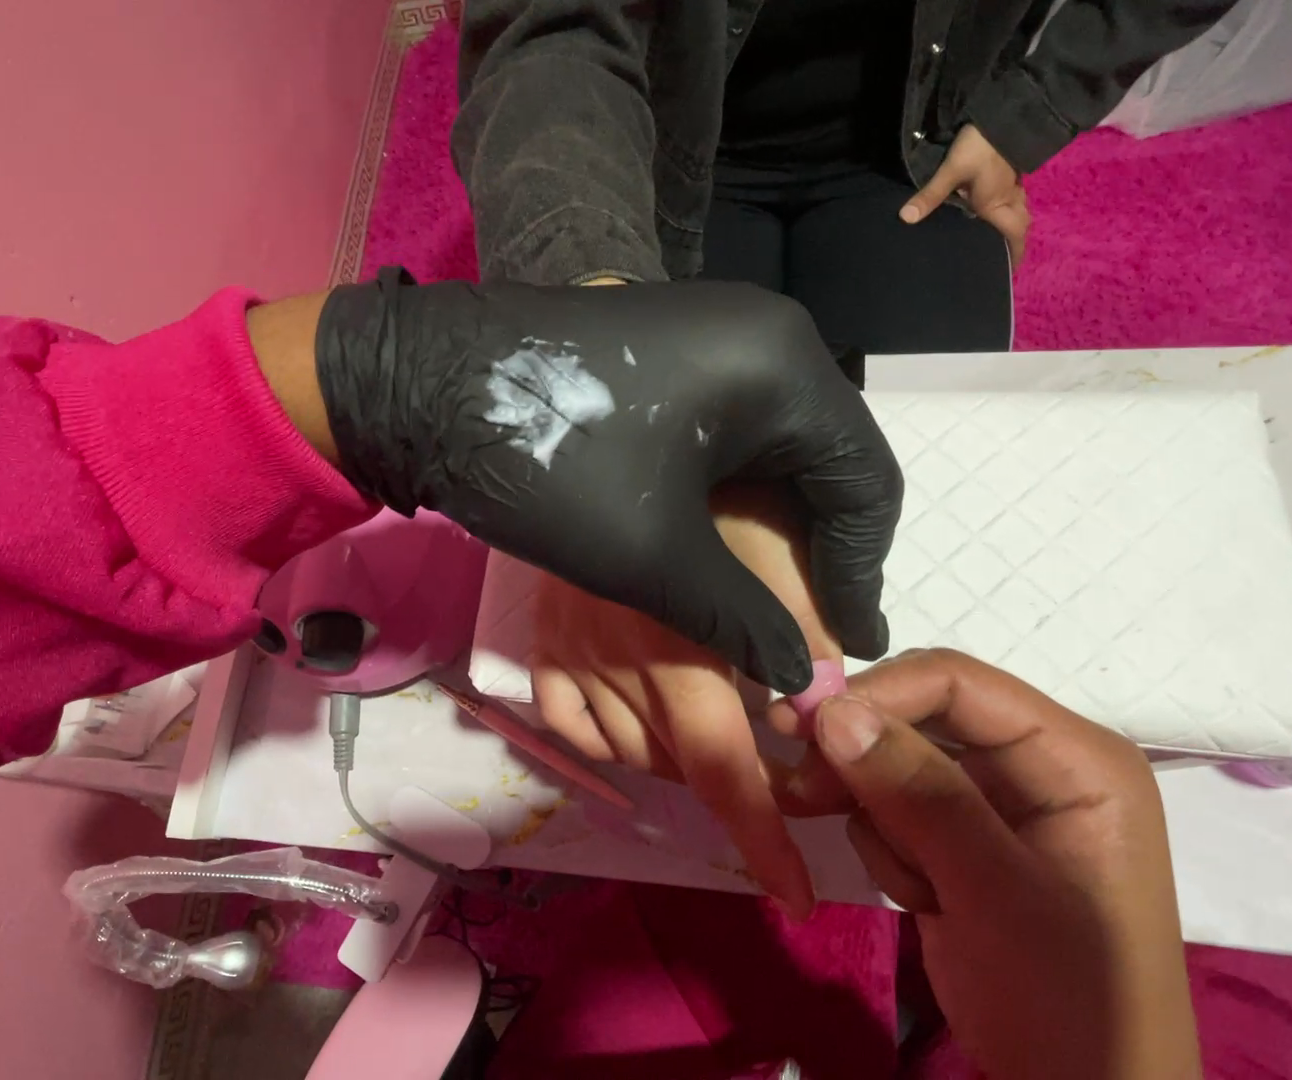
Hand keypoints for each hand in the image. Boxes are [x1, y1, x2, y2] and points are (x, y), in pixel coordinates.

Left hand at [314, 268, 902, 693]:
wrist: (425, 386)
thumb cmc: (551, 465)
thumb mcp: (653, 556)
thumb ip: (741, 619)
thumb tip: (800, 679)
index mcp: (783, 366)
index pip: (866, 484)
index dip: (860, 574)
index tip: (848, 647)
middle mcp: (767, 335)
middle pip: (828, 462)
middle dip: (820, 553)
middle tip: (810, 633)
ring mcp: (716, 335)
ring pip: (779, 450)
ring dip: (776, 528)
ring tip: (770, 606)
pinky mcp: (673, 352)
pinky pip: (735, 431)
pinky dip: (737, 495)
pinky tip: (722, 547)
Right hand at [532, 483, 843, 916]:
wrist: (615, 426)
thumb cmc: (712, 477)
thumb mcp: (782, 545)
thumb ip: (807, 633)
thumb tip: (821, 711)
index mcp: (680, 649)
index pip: (725, 771)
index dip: (763, 840)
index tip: (793, 897)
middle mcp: (614, 665)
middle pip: (676, 764)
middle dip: (731, 781)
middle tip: (769, 761)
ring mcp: (568, 652)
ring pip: (624, 751)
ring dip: (675, 755)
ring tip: (706, 720)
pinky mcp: (540, 638)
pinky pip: (565, 720)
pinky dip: (604, 736)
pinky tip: (632, 713)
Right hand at [773, 650, 1199, 1079]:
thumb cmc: (1063, 997)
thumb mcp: (994, 892)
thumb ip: (918, 792)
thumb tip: (831, 710)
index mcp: (1073, 757)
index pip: (957, 682)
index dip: (877, 694)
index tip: (800, 729)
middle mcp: (1035, 763)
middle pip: (919, 717)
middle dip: (865, 760)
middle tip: (801, 793)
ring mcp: (996, 802)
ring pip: (895, 761)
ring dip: (881, 817)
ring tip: (913, 886)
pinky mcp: (962, 838)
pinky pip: (895, 806)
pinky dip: (888, 846)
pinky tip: (920, 897)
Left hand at [902, 124, 1030, 266]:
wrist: (1004, 112)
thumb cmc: (980, 145)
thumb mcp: (951, 171)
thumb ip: (930, 195)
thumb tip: (906, 218)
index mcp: (995, 204)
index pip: (1013, 234)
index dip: (1014, 253)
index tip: (1010, 270)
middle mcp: (1007, 197)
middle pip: (1018, 225)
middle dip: (1013, 242)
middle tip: (1000, 258)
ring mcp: (1011, 184)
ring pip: (1015, 211)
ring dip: (1008, 225)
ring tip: (993, 241)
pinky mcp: (1008, 173)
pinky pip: (1011, 198)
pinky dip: (1004, 210)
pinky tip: (986, 213)